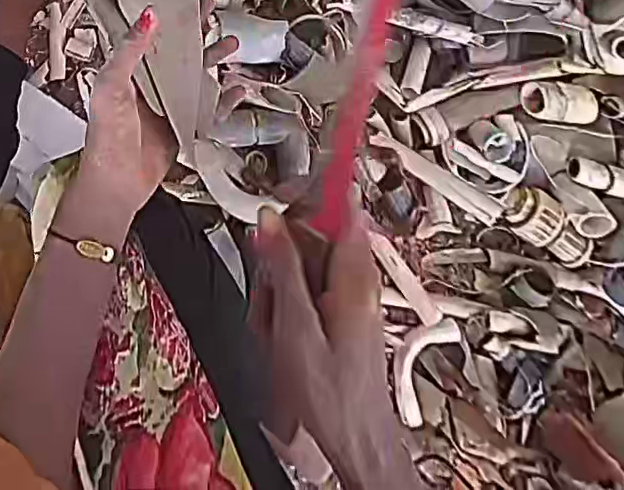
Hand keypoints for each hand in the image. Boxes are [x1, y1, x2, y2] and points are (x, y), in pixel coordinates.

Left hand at [77, 2, 239, 222]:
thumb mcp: (112, 85)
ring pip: (197, 74)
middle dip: (196, 29)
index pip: (152, 34)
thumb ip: (130, 51)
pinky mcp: (182, 125)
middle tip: (212, 10)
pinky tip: (236, 88)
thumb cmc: (106, 136)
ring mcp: (168, 103)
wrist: (117, 182)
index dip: (169, 14)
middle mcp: (150, 84)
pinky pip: (208, 108)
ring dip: (213, 58)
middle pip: (179, 49)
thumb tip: (148, 17)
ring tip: (231, 44)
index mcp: (130, 70)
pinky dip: (225, 98)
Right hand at [250, 204, 418, 489]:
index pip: (341, 204)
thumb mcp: (295, 326)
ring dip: (278, 284)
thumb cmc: (333, 396)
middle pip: (310, 234)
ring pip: (302, 260)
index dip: (312, 186)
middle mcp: (356, 277)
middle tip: (267, 283)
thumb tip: (268, 218)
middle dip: (279, 252)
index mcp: (354, 273)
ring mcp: (348, 293)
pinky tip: (279, 331)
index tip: (287, 180)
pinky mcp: (339, 309)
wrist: (356, 443)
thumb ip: (281, 266)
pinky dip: (285, 301)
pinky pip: (305, 285)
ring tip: (273, 322)